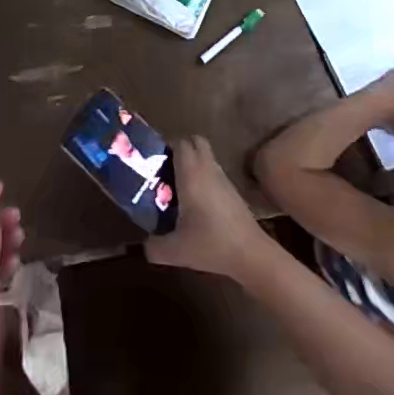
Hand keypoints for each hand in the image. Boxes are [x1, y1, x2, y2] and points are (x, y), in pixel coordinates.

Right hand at [145, 137, 269, 280]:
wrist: (250, 253)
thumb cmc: (210, 244)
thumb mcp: (175, 250)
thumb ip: (153, 246)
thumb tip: (144, 243)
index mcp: (192, 173)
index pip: (179, 142)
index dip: (165, 146)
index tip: (153, 160)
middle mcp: (207, 168)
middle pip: (195, 141)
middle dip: (180, 148)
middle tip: (165, 168)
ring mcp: (223, 177)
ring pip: (206, 155)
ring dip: (192, 161)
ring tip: (177, 184)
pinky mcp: (232, 189)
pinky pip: (213, 170)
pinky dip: (203, 174)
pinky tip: (196, 199)